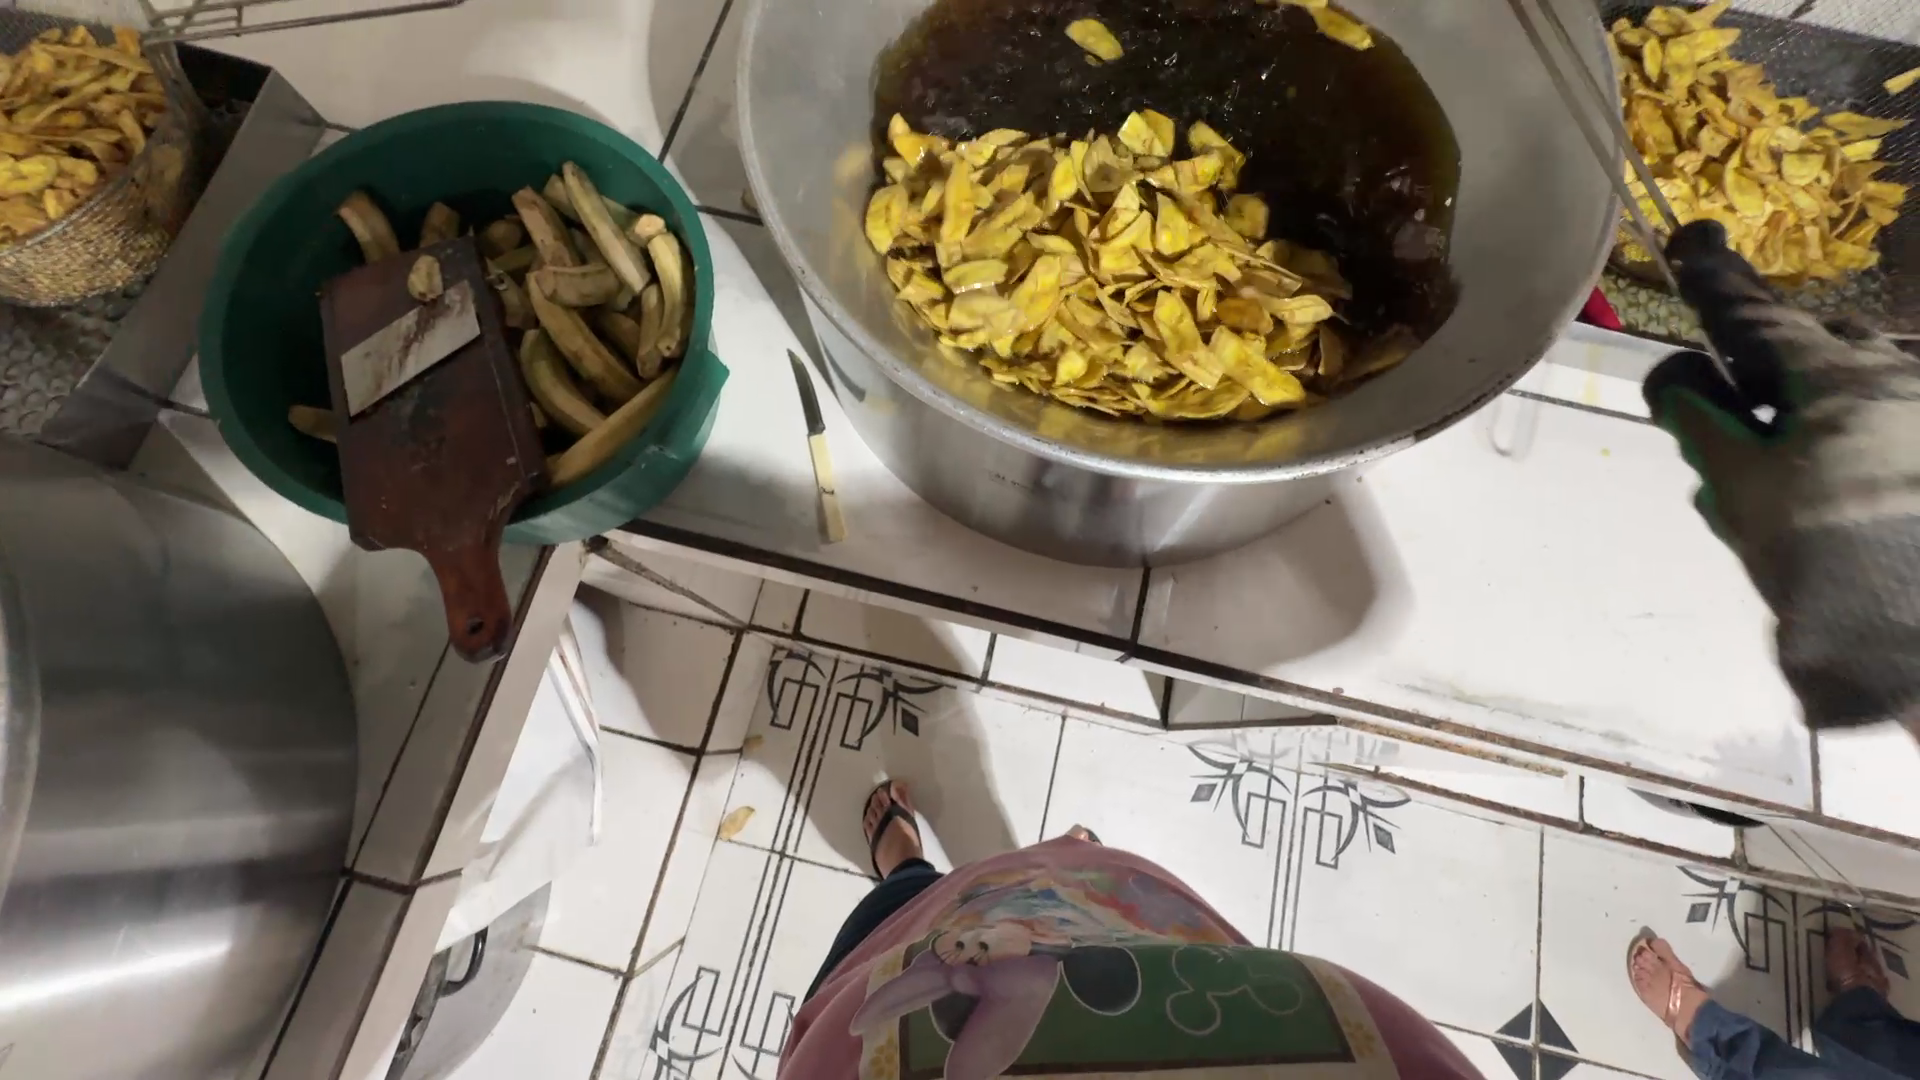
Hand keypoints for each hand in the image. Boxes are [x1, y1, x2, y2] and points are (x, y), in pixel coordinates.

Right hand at [1643, 221, 1919, 732]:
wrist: (1918, 617)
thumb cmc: (1820, 543)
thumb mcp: (1735, 482)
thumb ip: (1699, 417)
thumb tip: (1677, 369)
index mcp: (1834, 379)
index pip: (1754, 319)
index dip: (1715, 280)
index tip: (1691, 237)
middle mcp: (1898, 375)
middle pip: (1813, 344)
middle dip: (1773, 361)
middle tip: (1743, 405)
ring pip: (1857, 378)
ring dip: (1814, 401)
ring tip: (1794, 458)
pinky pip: (1890, 410)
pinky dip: (1852, 429)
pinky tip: (1839, 474)